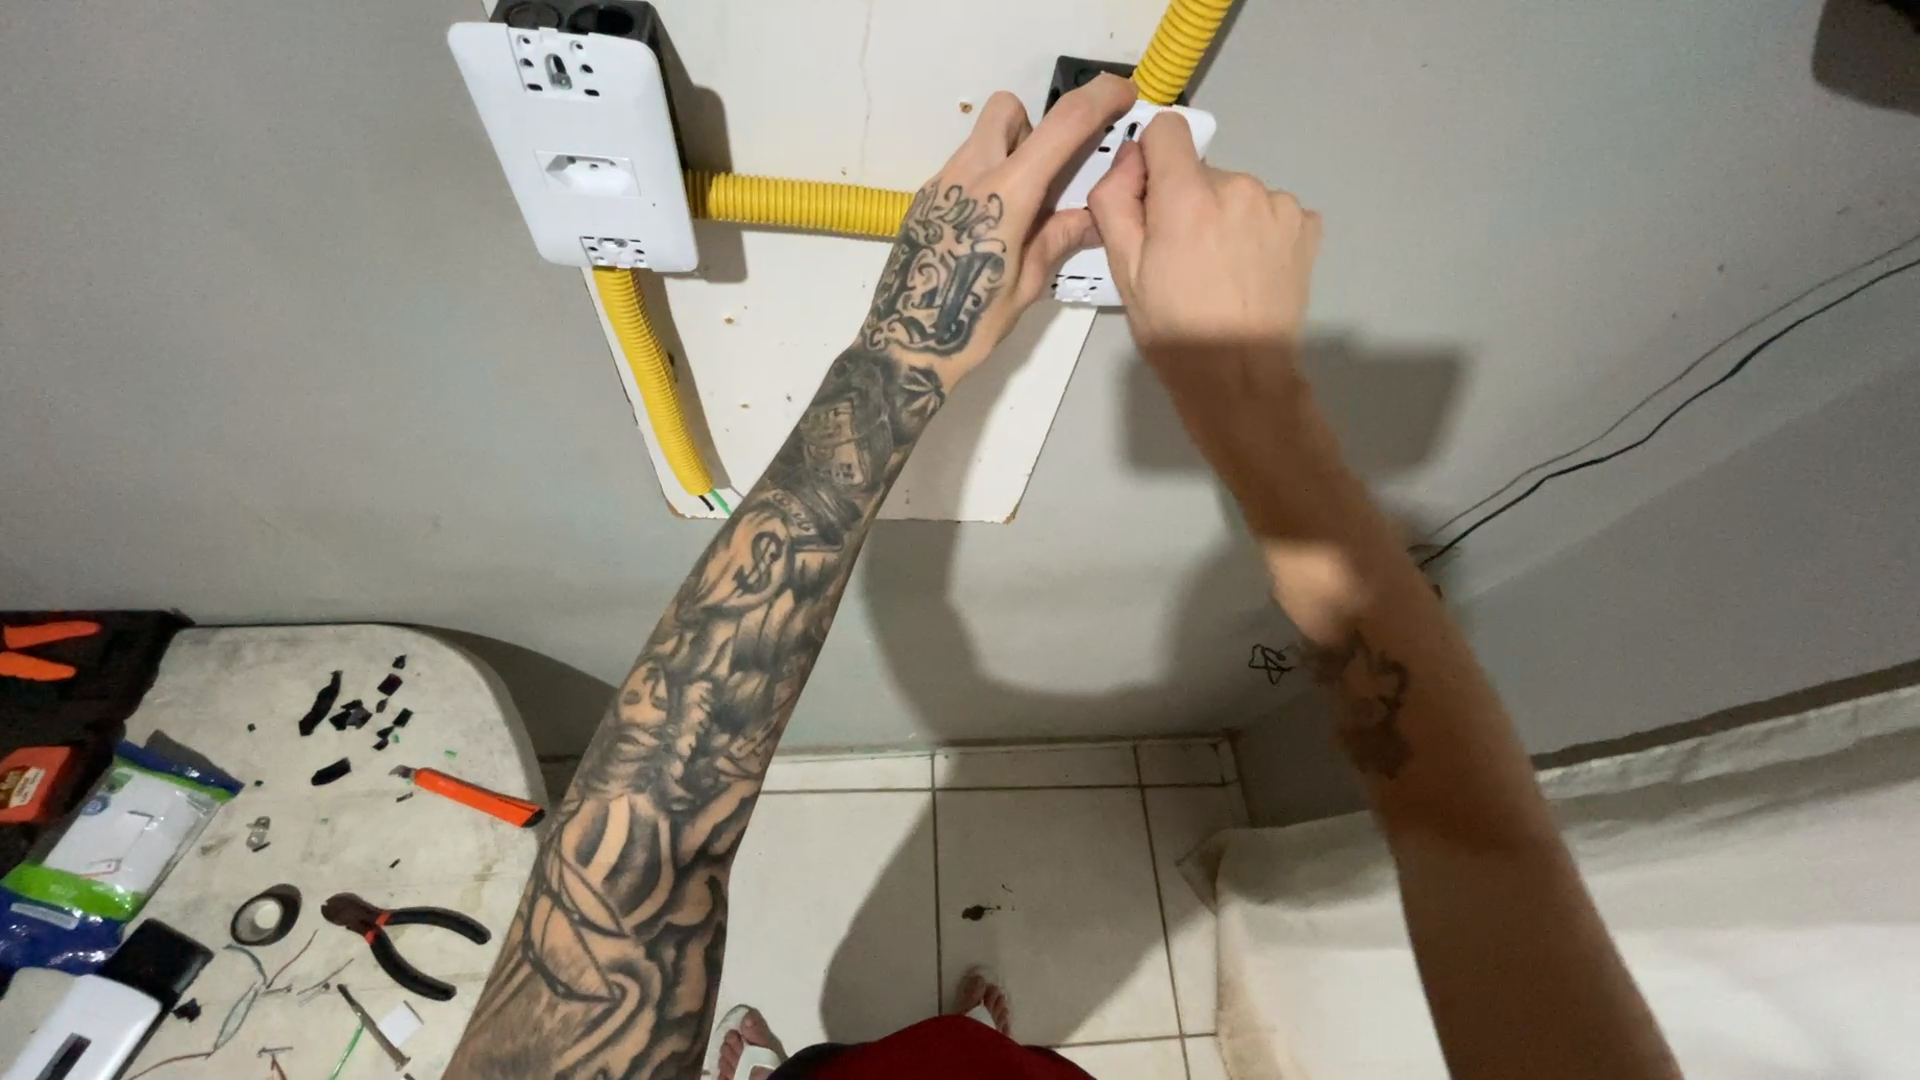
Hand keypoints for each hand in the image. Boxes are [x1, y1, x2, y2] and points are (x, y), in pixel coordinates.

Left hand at [860, 74, 1137, 381]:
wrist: (904, 348)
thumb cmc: (969, 325)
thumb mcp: (1024, 287)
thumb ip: (1056, 240)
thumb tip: (1090, 217)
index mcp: (1005, 195)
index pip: (1061, 125)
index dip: (1098, 99)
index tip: (1121, 95)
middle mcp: (968, 175)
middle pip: (1007, 110)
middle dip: (1035, 127)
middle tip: (1045, 181)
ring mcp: (939, 186)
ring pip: (980, 140)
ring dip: (1008, 157)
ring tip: (1014, 217)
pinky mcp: (921, 203)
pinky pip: (960, 171)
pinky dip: (983, 182)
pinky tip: (983, 233)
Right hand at [1087, 114, 1326, 535]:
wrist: (1239, 376)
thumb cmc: (1172, 330)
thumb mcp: (1124, 274)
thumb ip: (1114, 205)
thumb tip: (1125, 163)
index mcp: (1186, 196)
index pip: (1168, 129)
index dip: (1151, 158)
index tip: (1148, 198)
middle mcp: (1238, 185)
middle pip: (1201, 171)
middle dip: (1187, 201)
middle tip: (1183, 258)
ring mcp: (1277, 204)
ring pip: (1236, 193)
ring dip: (1224, 218)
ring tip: (1220, 271)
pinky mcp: (1306, 224)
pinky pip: (1269, 212)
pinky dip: (1257, 232)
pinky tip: (1250, 271)